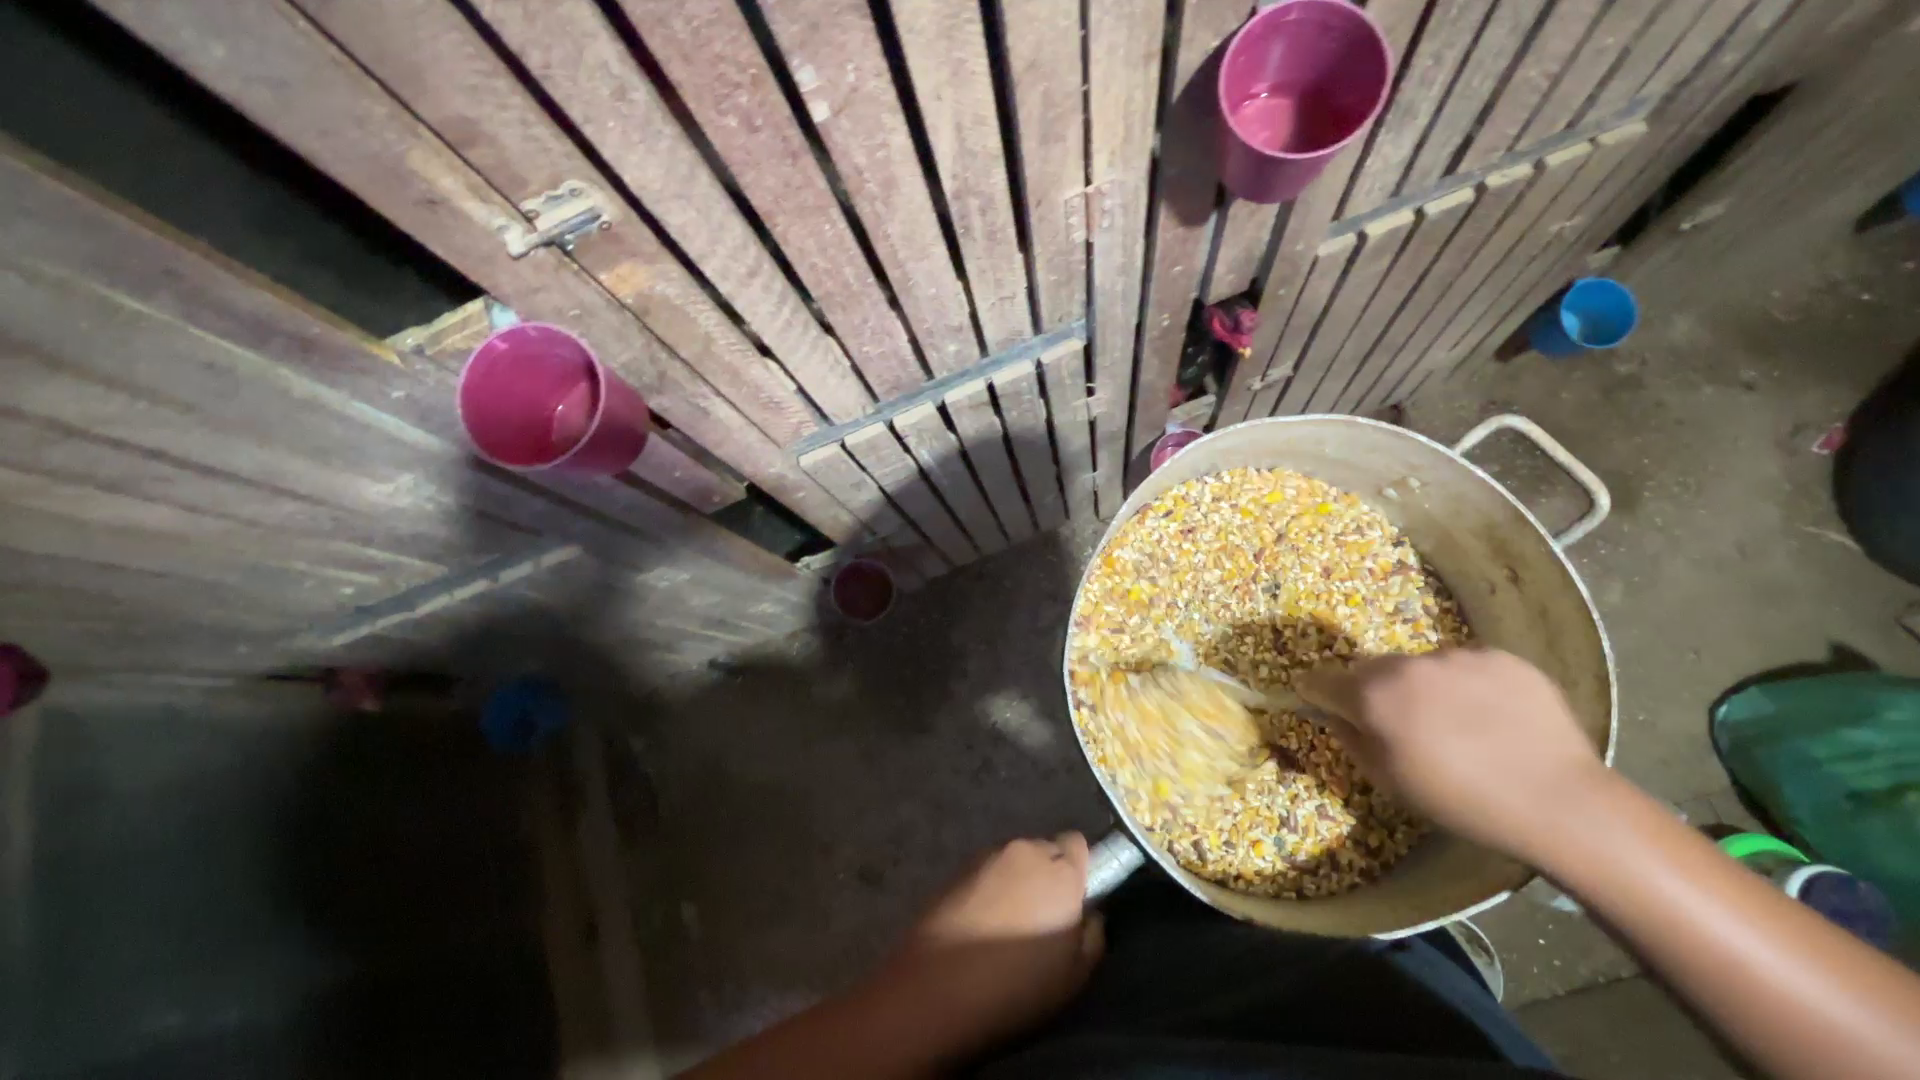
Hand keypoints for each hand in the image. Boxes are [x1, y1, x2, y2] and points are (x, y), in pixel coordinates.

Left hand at [873, 833, 1104, 1048]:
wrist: (936, 990)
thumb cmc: (1016, 986)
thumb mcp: (1074, 975)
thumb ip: (1093, 935)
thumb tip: (1090, 914)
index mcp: (1059, 870)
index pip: (1078, 844)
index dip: (1079, 869)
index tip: (1075, 900)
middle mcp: (1023, 851)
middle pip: (1044, 850)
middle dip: (1048, 874)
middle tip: (1043, 917)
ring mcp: (984, 858)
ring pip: (1013, 861)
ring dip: (1017, 881)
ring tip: (1009, 923)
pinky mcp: (954, 871)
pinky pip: (985, 872)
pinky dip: (989, 889)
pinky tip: (981, 924)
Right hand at [1295, 648, 1608, 856]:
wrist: (1557, 800)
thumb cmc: (1460, 801)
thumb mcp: (1388, 781)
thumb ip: (1352, 739)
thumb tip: (1337, 715)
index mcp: (1372, 696)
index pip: (1320, 680)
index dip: (1317, 694)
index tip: (1323, 705)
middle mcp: (1407, 665)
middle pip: (1372, 669)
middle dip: (1375, 691)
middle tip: (1402, 727)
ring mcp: (1457, 656)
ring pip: (1421, 667)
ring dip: (1424, 688)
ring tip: (1457, 726)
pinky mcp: (1501, 657)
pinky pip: (1466, 666)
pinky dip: (1467, 686)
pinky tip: (1491, 719)